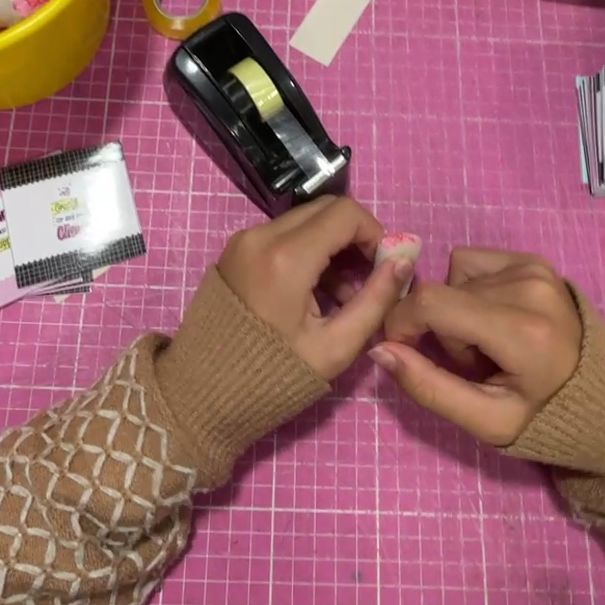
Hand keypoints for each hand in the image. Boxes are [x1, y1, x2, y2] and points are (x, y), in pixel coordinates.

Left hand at [212, 196, 412, 379]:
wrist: (200, 395)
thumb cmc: (273, 379)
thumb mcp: (336, 347)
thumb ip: (375, 299)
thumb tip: (404, 261)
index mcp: (287, 257)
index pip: (346, 213)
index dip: (375, 233)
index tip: (385, 266)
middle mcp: (261, 235)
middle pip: (325, 210)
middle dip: (355, 237)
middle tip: (369, 277)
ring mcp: (244, 239)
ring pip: (304, 221)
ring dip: (332, 246)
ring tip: (344, 296)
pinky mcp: (235, 250)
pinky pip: (283, 235)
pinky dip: (308, 252)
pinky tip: (315, 294)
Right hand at [369, 248, 583, 445]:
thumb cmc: (544, 416)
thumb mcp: (487, 420)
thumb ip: (429, 386)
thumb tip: (379, 349)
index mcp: (521, 330)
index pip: (432, 303)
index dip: (402, 323)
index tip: (404, 350)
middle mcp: (528, 287)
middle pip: (441, 294)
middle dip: (440, 330)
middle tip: (473, 364)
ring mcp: (533, 268)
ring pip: (453, 278)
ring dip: (456, 310)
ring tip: (488, 341)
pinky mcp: (533, 260)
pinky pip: (469, 261)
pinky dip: (468, 287)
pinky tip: (493, 316)